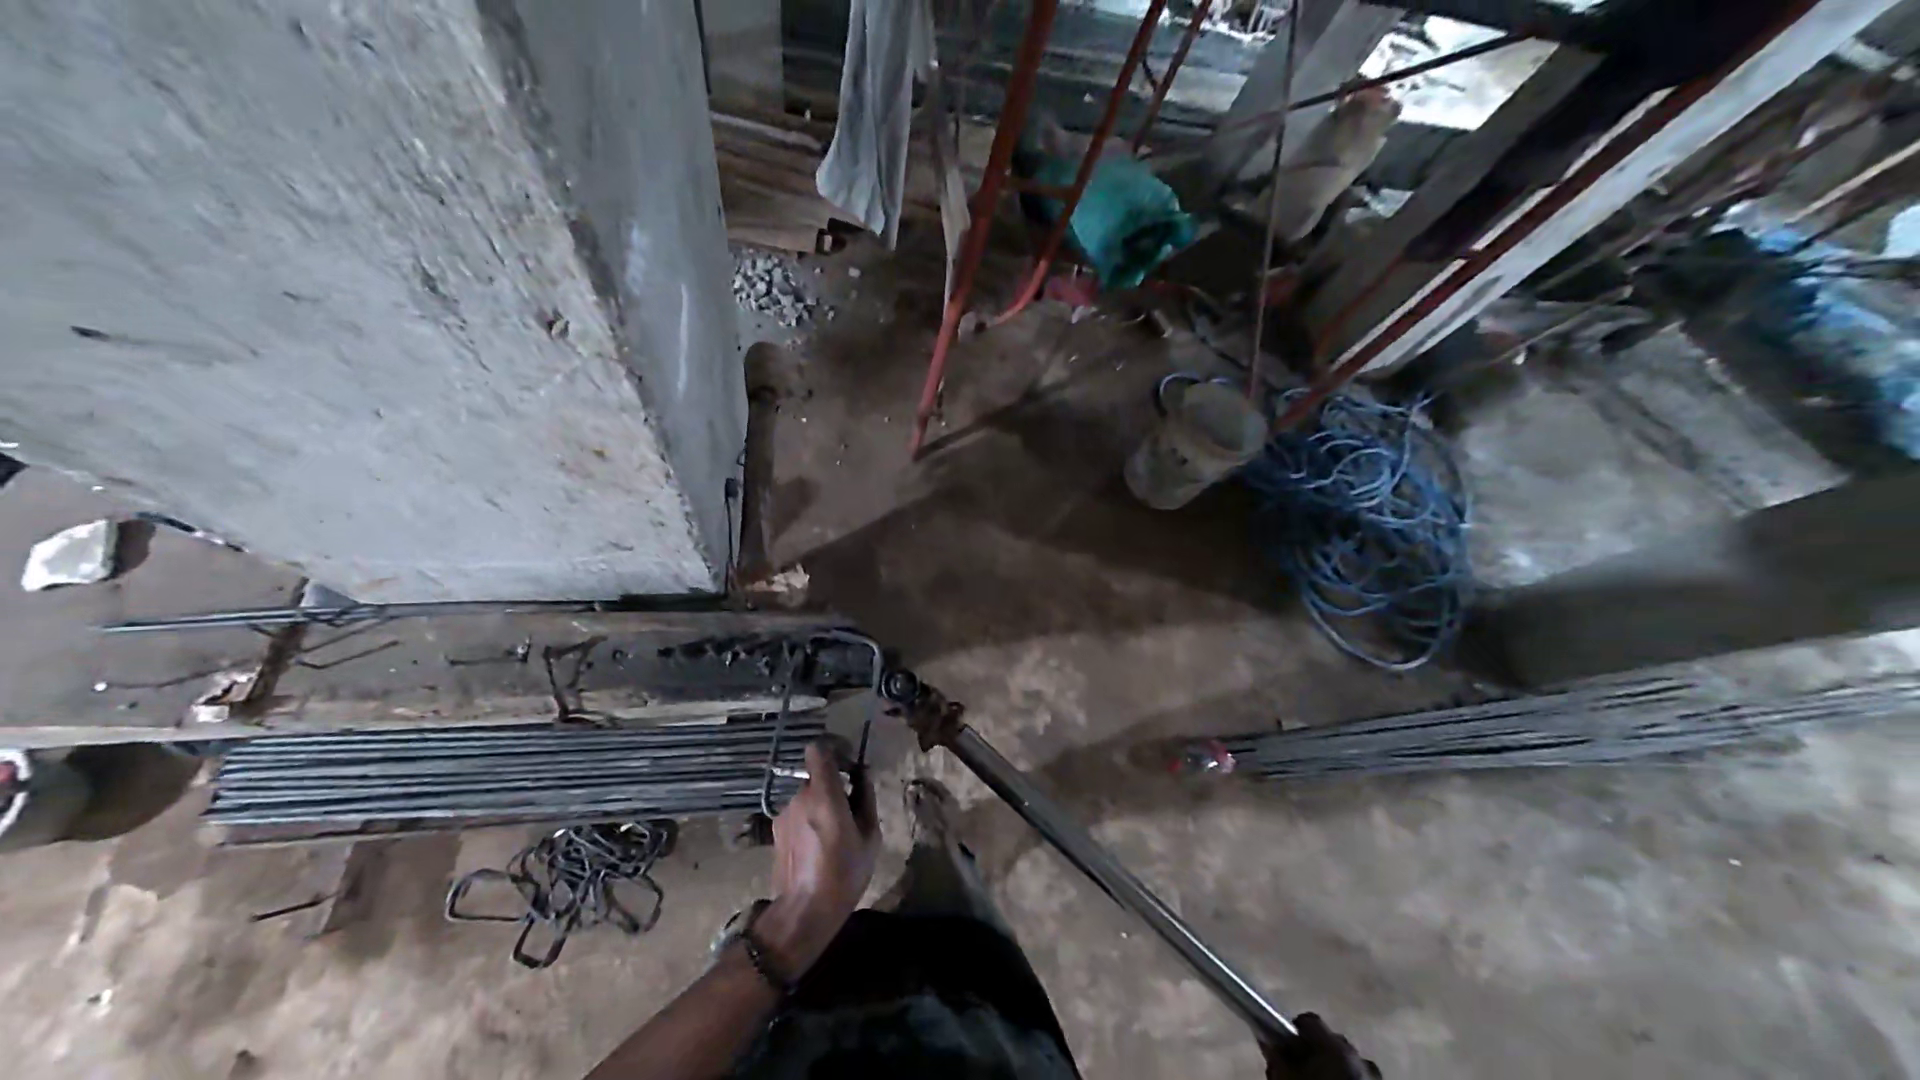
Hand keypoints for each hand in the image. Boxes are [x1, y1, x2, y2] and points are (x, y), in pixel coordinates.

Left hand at [754, 742, 879, 976]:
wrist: (804, 911)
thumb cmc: (844, 874)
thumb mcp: (870, 836)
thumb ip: (865, 799)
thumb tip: (863, 774)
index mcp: (824, 795)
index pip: (818, 750)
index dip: (833, 750)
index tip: (847, 764)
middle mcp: (799, 797)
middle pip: (815, 776)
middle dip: (831, 786)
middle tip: (848, 809)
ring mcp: (783, 813)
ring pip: (805, 795)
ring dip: (818, 804)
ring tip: (832, 833)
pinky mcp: (775, 829)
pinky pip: (796, 812)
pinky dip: (807, 819)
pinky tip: (816, 846)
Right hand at [1264, 1014, 1380, 1079]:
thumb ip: (1276, 1058)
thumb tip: (1268, 1040)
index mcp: (1334, 1048)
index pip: (1310, 1021)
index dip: (1294, 1031)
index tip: (1284, 1048)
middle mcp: (1359, 1058)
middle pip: (1331, 1044)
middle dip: (1314, 1054)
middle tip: (1299, 1073)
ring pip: (1348, 1066)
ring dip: (1333, 1072)